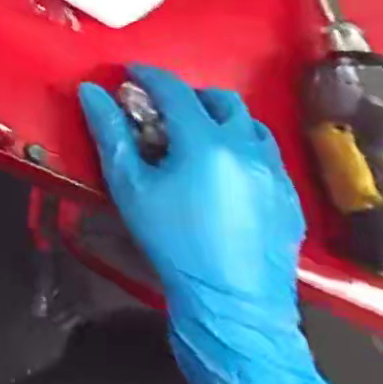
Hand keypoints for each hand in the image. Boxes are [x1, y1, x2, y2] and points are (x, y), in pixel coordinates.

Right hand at [80, 64, 348, 383]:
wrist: (233, 310)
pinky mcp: (290, 198)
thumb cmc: (174, 245)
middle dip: (190, 96)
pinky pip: (267, 156)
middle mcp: (246, 146)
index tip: (131, 73)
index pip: (175, 89)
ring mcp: (274, 172)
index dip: (149, 76)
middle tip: (165, 112)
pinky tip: (226, 174)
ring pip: (250, 124)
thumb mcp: (131, 188)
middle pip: (219, 99)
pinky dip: (244, 149)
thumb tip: (92, 90)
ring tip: (198, 140)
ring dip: (221, 121)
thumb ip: (110, 133)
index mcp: (206, 141)